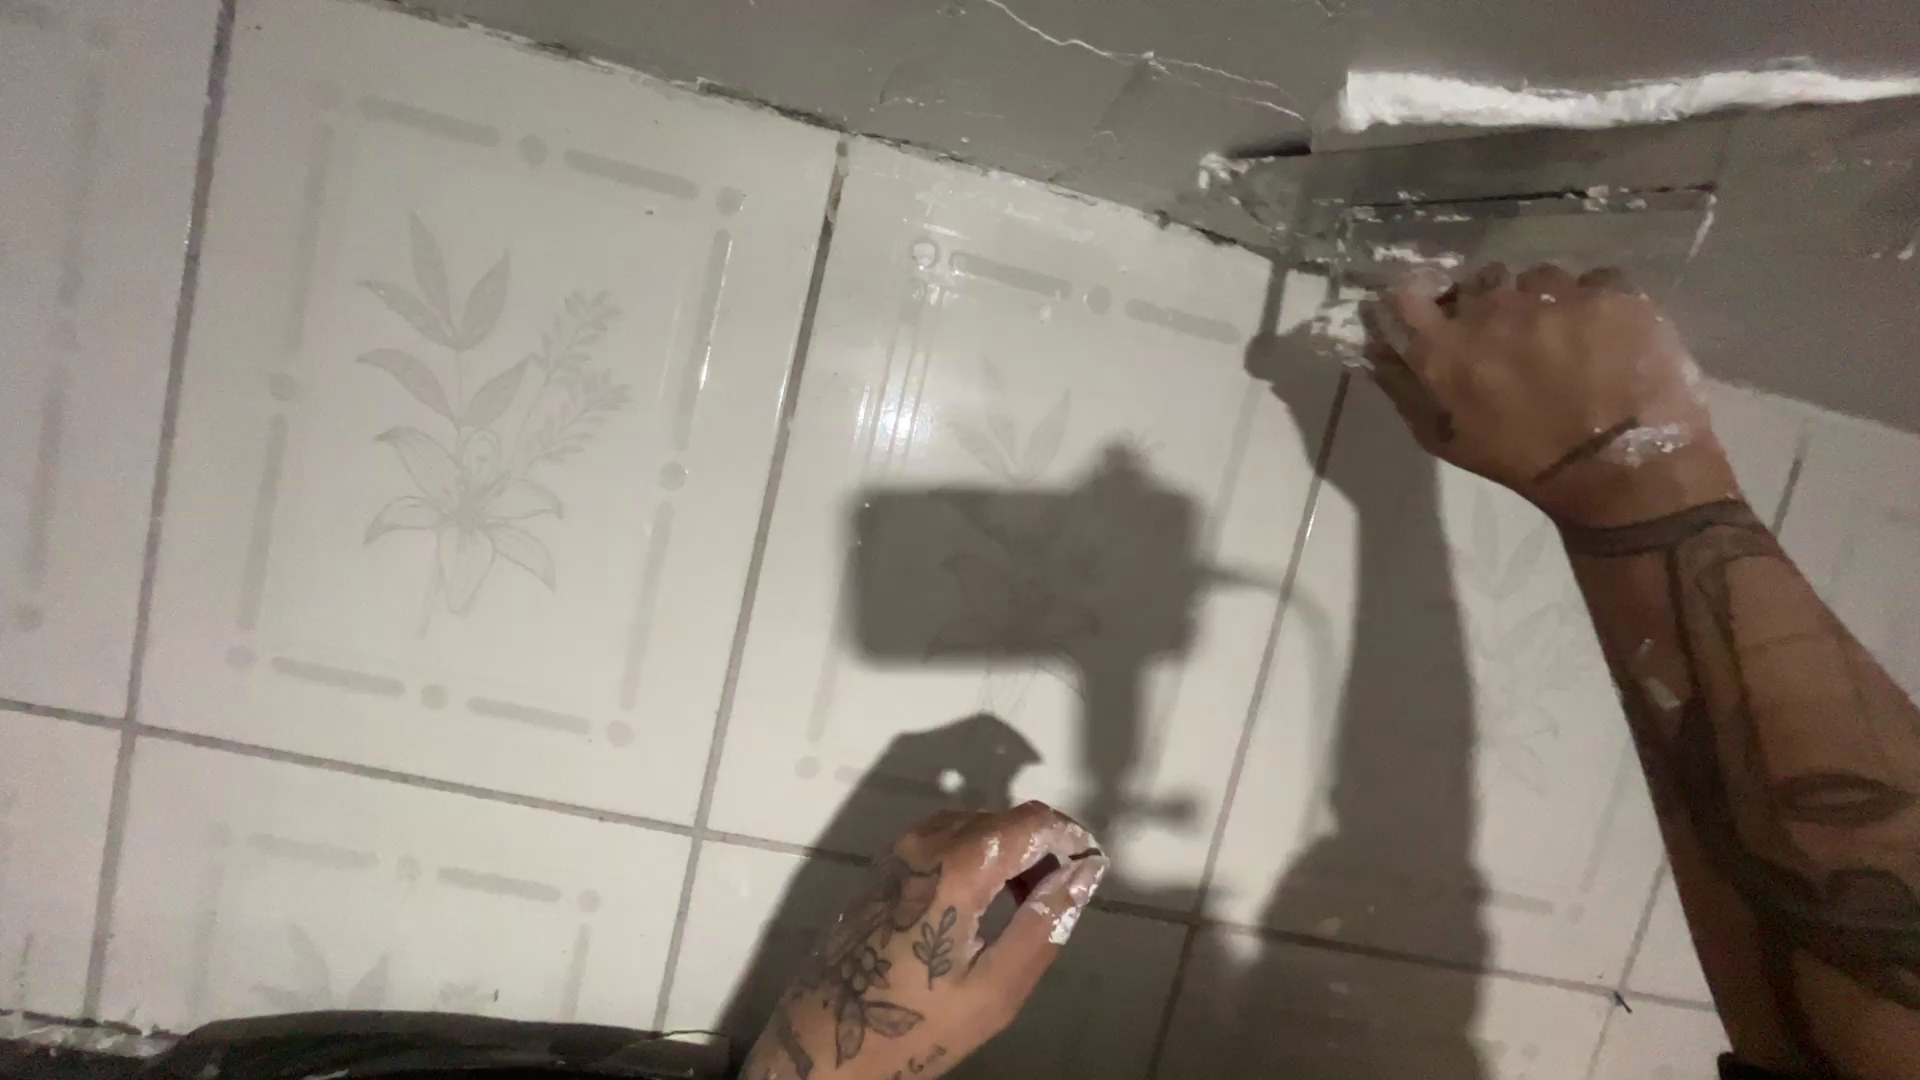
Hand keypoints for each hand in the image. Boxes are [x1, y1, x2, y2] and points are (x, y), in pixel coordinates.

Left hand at [743, 802, 1107, 1079]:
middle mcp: (929, 838)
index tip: (1089, 867)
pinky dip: (979, 853)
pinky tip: (982, 900)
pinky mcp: (890, 857)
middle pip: (1006, 819)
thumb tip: (1083, 872)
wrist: (823, 1035)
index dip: (1069, 835)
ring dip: (1011, 851)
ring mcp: (904, 845)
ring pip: (979, 824)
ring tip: (1023, 904)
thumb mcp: (994, 989)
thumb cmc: (914, 1022)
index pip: (1032, 820)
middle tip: (1056, 899)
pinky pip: (949, 835)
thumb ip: (1044, 923)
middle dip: (1042, 848)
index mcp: (958, 865)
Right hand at [1368, 262, 1740, 526]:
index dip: (1413, 299)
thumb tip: (1377, 351)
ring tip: (1556, 332)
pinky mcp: (1611, 293)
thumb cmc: (1515, 457)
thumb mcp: (1439, 435)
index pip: (1404, 297)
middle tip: (1501, 332)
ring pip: (1535, 278)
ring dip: (1538, 299)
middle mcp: (1490, 310)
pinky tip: (1598, 333)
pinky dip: (1591, 301)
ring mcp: (1553, 297)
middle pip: (1475, 280)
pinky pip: (1593, 280)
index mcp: (1443, 348)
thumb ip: (1402, 388)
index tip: (1426, 310)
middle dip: (1483, 301)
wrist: (1615, 465)